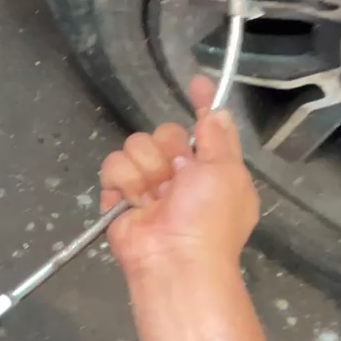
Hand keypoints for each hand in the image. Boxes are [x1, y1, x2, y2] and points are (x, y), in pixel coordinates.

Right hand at [100, 77, 259, 277]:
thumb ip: (219, 138)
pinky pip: (113, 165)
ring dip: (146, 171)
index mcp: (209, 170)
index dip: (202, 104)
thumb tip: (219, 109)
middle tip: (177, 177)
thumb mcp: (227, 174)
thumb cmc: (210, 218)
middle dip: (167, 151)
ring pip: (135, 145)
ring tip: (155, 196)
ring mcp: (146, 182)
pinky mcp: (118, 192)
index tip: (197, 81)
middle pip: (162, 132)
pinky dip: (124, 183)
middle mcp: (178, 173)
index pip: (204, 128)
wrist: (175, 258)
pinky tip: (134, 201)